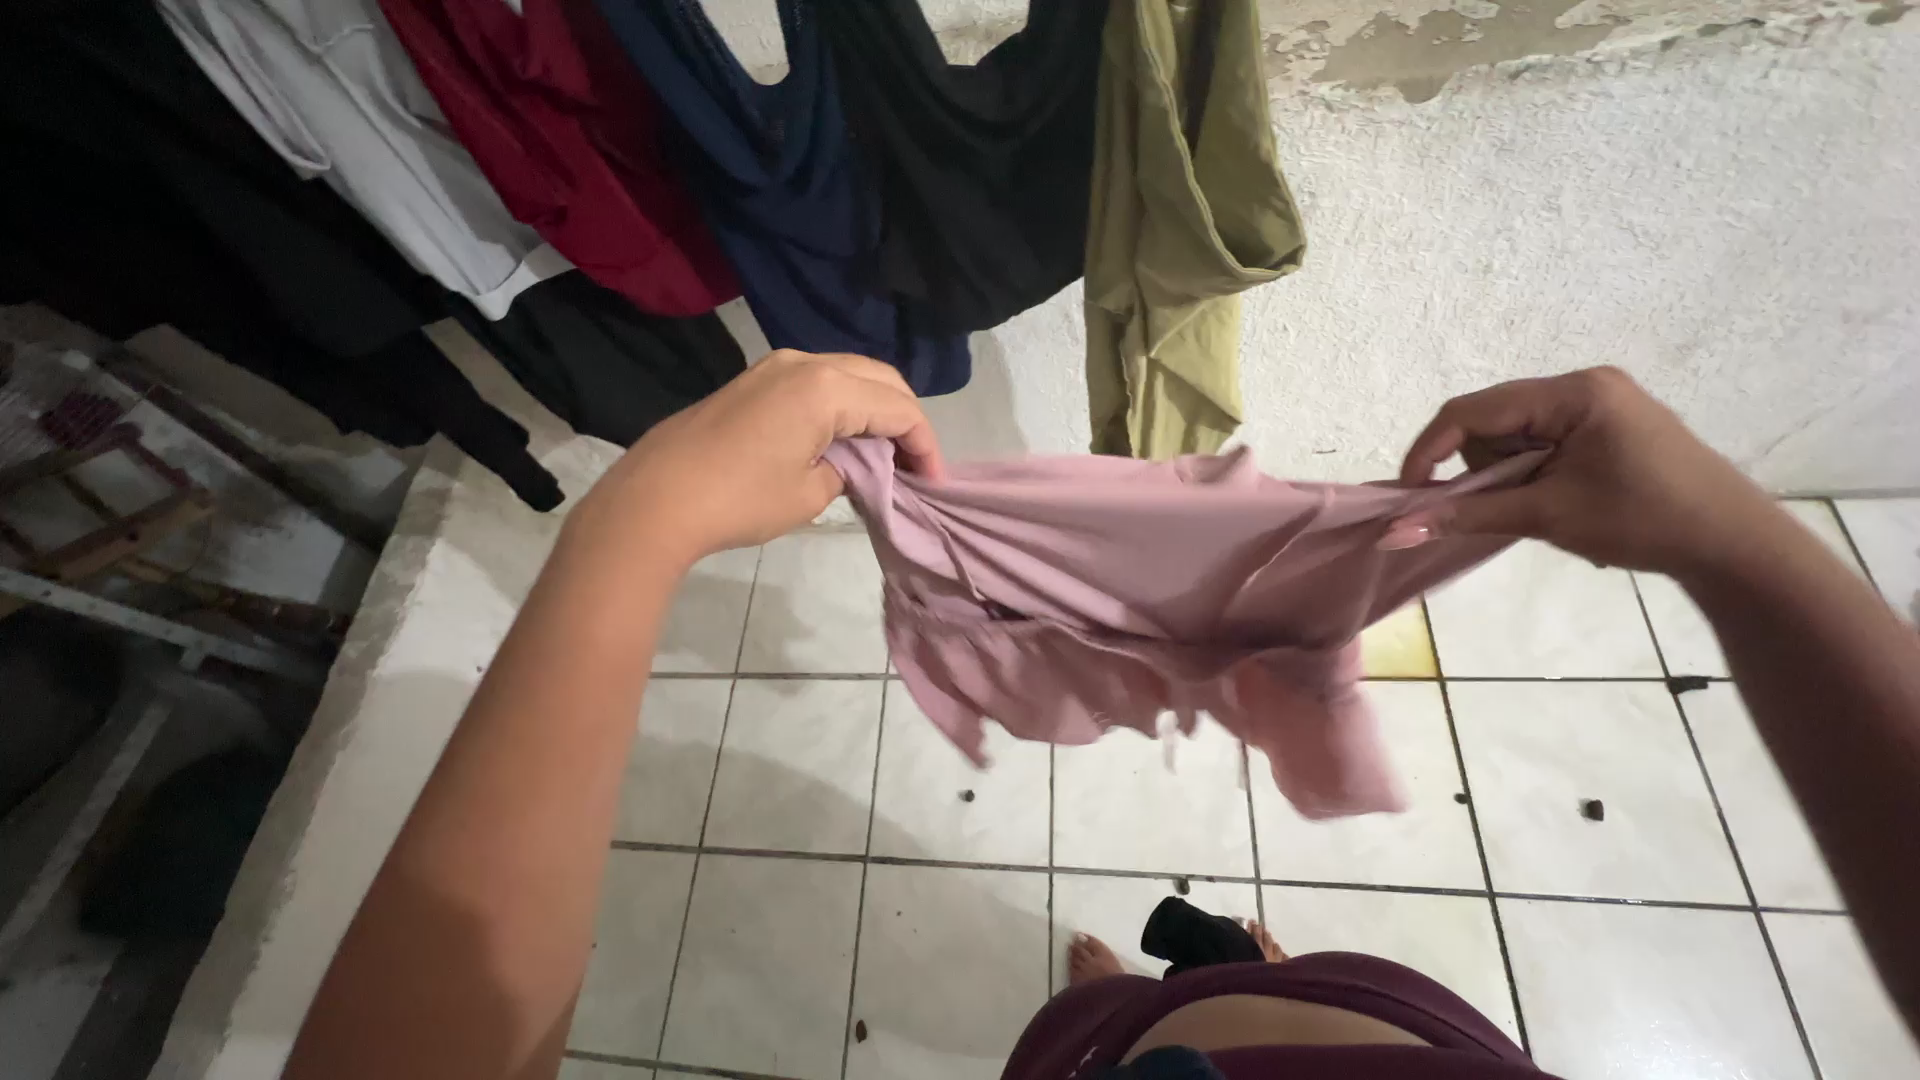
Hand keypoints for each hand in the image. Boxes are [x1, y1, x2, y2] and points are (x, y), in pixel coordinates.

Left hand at [567, 349, 943, 565]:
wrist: (655, 498)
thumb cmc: (740, 500)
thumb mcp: (811, 493)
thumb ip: (849, 468)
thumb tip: (854, 461)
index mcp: (827, 387)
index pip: (899, 408)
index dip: (925, 445)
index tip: (931, 482)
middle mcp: (806, 361)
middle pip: (880, 379)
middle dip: (905, 419)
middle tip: (914, 464)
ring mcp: (775, 366)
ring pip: (849, 375)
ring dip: (874, 409)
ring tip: (883, 453)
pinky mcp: (755, 379)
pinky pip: (818, 381)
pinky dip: (843, 405)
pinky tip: (843, 439)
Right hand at [1397, 367, 1776, 577]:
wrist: (1734, 545)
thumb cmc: (1642, 522)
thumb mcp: (1544, 516)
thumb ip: (1464, 516)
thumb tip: (1393, 533)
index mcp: (1573, 393)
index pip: (1470, 411)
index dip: (1428, 450)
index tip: (1410, 493)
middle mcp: (1582, 384)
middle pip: (1487, 419)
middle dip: (1477, 465)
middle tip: (1501, 504)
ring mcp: (1596, 400)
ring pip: (1507, 431)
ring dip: (1502, 470)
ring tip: (1537, 502)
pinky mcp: (1602, 421)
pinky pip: (1535, 437)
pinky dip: (1525, 468)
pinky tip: (1549, 492)